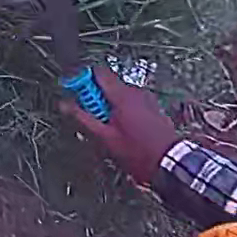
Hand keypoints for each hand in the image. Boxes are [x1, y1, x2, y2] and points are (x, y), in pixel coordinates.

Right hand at [58, 65, 179, 186]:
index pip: (97, 73)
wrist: (171, 163)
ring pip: (118, 94)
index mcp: (121, 95)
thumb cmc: (138, 151)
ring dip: (108, 105)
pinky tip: (123, 129)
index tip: (76, 95)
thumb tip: (64, 104)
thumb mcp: (104, 136)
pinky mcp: (152, 107)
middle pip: (107, 84)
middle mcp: (135, 92)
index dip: (83, 82)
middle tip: (92, 117)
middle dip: (95, 97)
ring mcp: (146, 99)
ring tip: (109, 127)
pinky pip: (130, 101)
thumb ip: (83, 117)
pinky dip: (121, 110)